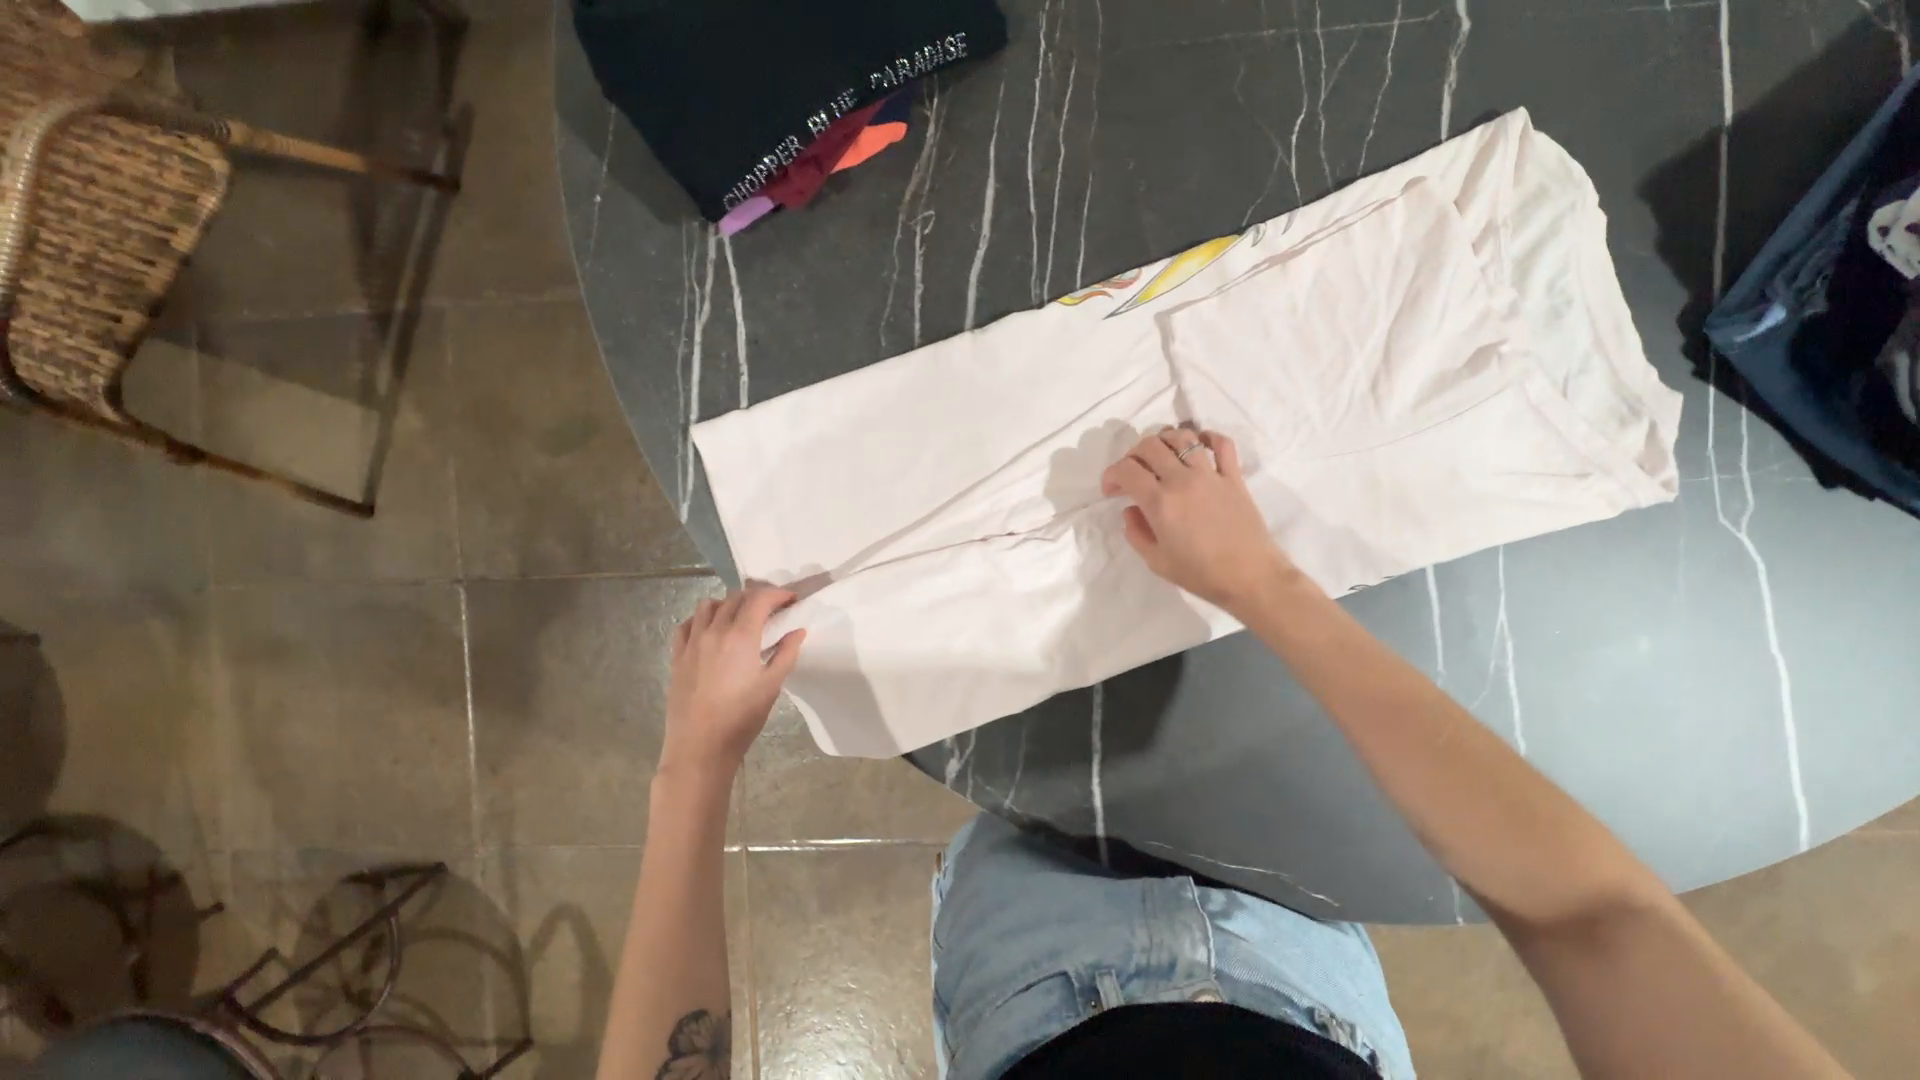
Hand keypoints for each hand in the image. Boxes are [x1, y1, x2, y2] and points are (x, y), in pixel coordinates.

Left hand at [662, 588, 805, 780]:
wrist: (699, 746)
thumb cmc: (741, 718)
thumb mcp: (772, 686)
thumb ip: (786, 653)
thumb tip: (798, 630)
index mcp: (741, 636)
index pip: (760, 599)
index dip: (778, 594)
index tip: (791, 600)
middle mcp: (714, 631)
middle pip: (735, 598)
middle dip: (756, 597)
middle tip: (772, 610)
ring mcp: (692, 642)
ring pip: (708, 605)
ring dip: (727, 604)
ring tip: (740, 618)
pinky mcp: (677, 656)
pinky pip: (687, 625)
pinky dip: (701, 619)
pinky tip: (710, 631)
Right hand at [1101, 428, 1292, 612]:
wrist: (1250, 577)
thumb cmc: (1201, 574)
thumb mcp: (1157, 562)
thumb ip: (1137, 533)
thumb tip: (1130, 511)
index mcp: (1160, 503)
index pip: (1126, 470)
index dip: (1111, 475)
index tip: (1111, 490)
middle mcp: (1182, 481)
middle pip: (1150, 446)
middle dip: (1132, 455)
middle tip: (1133, 473)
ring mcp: (1210, 475)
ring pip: (1182, 437)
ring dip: (1165, 440)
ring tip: (1161, 455)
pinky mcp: (1234, 477)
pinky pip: (1222, 444)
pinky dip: (1208, 437)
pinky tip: (1199, 445)